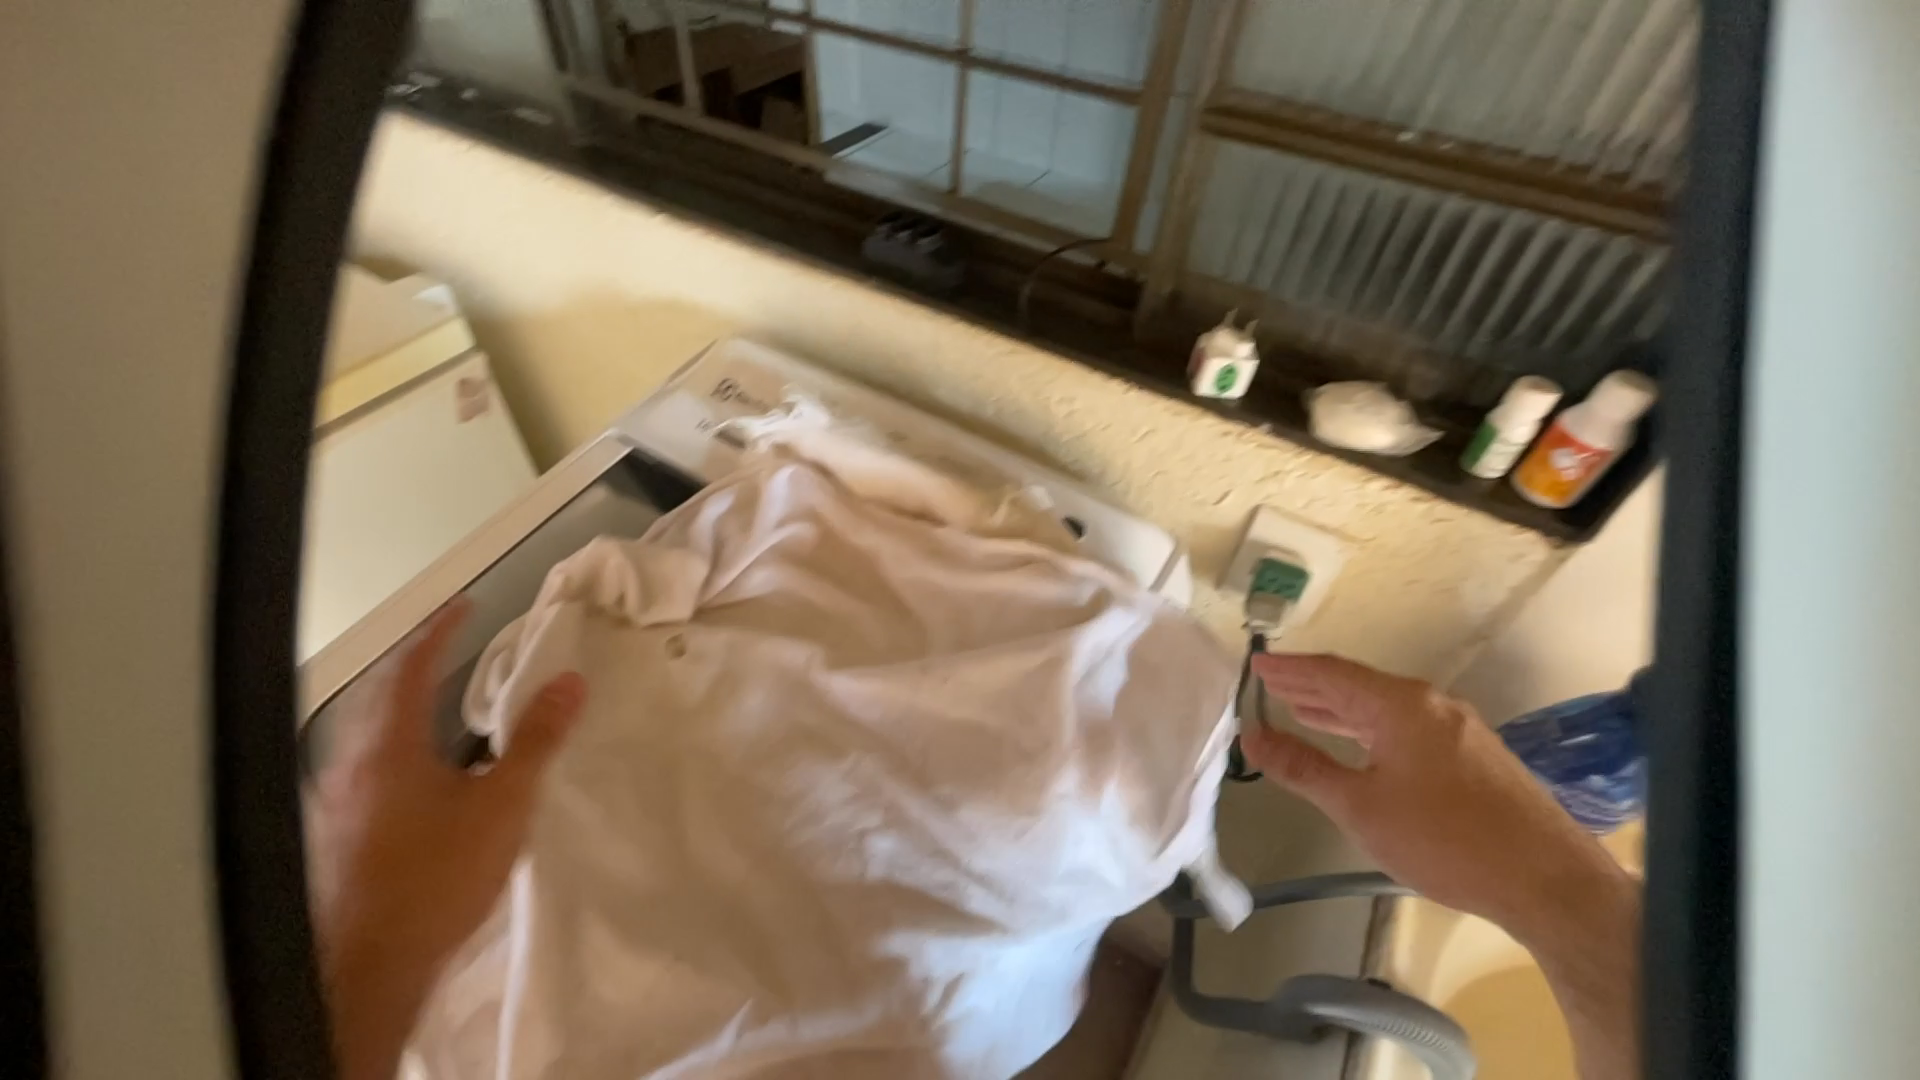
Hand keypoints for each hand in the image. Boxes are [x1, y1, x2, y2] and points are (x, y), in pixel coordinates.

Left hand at [306, 600, 585, 1079]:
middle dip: (418, 666)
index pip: (411, 670)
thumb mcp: (504, 802)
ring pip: (373, 736)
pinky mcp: (341, 836)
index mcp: (389, 748)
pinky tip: (428, 774)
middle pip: (382, 698)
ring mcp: (340, 803)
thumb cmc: (439, 875)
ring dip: (408, 708)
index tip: (466, 606)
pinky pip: (372, 768)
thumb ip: (537, 739)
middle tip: (456, 648)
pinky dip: (402, 746)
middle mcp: (353, 767)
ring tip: (447, 703)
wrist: (368, 969)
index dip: (440, 633)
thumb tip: (569, 682)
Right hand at [1240, 653, 1627, 941]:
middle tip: (1270, 684)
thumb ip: (1302, 767)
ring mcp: (1457, 729)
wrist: (1550, 884)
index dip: (1290, 669)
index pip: (1332, 674)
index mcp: (1400, 706)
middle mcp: (1430, 705)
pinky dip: (1368, 727)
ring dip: (1339, 708)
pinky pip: (1405, 727)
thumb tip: (1252, 736)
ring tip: (1300, 709)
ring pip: (1383, 708)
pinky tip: (1357, 742)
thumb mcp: (1360, 806)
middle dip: (1310, 686)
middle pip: (1358, 686)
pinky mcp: (1473, 756)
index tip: (1255, 664)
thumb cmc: (1445, 839)